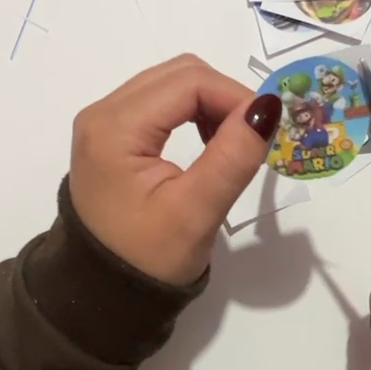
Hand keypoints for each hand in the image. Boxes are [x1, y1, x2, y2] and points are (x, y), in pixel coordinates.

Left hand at [68, 55, 282, 284]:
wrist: (102, 295)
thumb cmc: (147, 260)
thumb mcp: (196, 213)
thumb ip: (232, 157)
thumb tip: (269, 107)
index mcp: (114, 128)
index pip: (188, 82)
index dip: (235, 96)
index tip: (267, 131)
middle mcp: (103, 112)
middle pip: (179, 74)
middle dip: (224, 96)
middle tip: (252, 138)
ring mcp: (105, 121)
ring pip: (171, 83)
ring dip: (210, 102)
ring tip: (232, 143)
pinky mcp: (112, 133)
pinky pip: (160, 101)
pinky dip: (192, 111)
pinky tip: (208, 141)